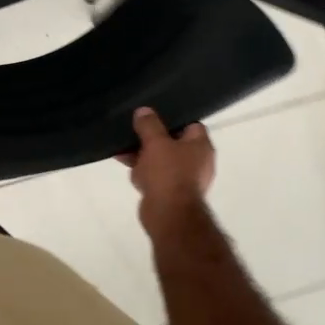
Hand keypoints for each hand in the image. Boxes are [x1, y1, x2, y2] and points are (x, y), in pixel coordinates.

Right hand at [117, 107, 214, 221]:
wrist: (169, 214)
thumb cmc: (168, 173)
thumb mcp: (155, 142)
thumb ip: (149, 124)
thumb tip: (143, 110)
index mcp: (201, 146)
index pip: (190, 125)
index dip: (172, 119)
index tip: (153, 117)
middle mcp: (198, 162)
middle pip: (174, 143)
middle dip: (152, 139)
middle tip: (134, 132)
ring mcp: (185, 179)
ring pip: (162, 161)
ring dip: (144, 156)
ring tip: (123, 151)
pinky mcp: (172, 193)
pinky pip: (157, 177)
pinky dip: (144, 172)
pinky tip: (128, 169)